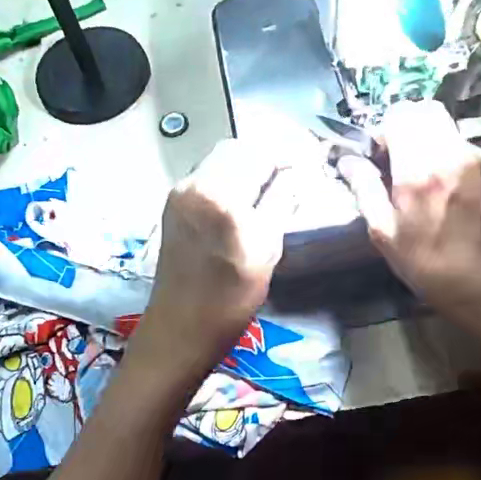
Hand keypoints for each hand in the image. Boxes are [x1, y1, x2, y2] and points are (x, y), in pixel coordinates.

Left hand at [131, 139, 288, 382]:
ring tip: (269, 186)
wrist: (179, 330)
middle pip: (237, 149)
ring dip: (246, 165)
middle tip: (290, 173)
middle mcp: (195, 184)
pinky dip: (228, 178)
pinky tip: (242, 199)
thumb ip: (280, 203)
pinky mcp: (173, 205)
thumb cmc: (229, 301)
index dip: (288, 154)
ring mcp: (180, 193)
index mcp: (221, 195)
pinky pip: (207, 176)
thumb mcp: (267, 251)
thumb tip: (294, 173)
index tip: (307, 162)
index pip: (261, 153)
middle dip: (265, 155)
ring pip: (220, 160)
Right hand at [338, 101, 480, 363]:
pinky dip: (467, 171)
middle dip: (411, 133)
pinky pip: (480, 158)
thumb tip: (350, 161)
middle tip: (405, 165)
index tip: (382, 156)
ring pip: (454, 137)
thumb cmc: (433, 269)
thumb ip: (365, 190)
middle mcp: (458, 154)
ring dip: (440, 154)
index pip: (400, 116)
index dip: (386, 132)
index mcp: (421, 169)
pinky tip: (467, 204)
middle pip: (429, 114)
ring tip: (440, 193)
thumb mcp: (386, 236)